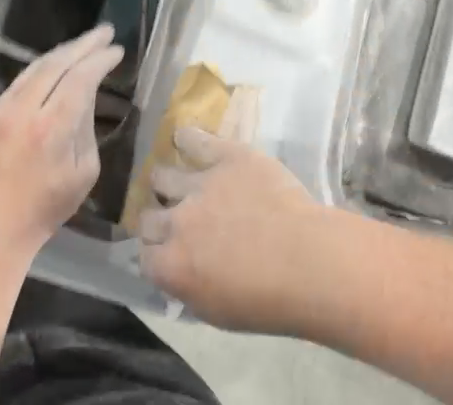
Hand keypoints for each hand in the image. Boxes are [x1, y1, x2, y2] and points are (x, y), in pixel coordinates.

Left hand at [0, 25, 124, 258]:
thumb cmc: (43, 211)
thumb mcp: (82, 175)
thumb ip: (85, 131)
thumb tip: (84, 101)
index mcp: (53, 128)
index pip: (81, 78)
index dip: (100, 60)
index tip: (116, 51)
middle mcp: (24, 111)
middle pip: (57, 64)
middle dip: (84, 45)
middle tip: (104, 32)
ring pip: (33, 70)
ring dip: (60, 54)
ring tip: (81, 45)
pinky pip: (16, 86)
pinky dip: (39, 72)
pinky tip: (50, 70)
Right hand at [136, 127, 331, 334]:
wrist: (308, 261)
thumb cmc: (269, 299)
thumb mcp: (217, 313)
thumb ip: (189, 289)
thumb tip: (181, 276)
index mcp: (171, 266)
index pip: (145, 256)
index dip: (157, 254)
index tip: (168, 253)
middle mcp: (176, 222)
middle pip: (147, 217)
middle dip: (158, 221)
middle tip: (175, 221)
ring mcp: (199, 185)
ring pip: (163, 177)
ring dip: (167, 183)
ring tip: (176, 180)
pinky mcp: (226, 157)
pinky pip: (195, 141)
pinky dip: (187, 139)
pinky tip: (184, 139)